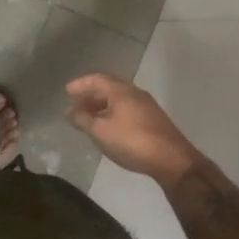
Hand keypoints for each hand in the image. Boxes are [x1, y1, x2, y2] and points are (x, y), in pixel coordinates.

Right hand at [66, 74, 199, 182]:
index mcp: (121, 90)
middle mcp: (135, 93)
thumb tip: (70, 111)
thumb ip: (83, 119)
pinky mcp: (153, 120)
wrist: (171, 159)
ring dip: (102, 106)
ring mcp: (147, 106)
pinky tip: (109, 128)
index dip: (80, 84)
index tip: (67, 92)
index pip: (96, 79)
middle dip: (90, 96)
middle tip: (76, 106)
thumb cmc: (131, 140)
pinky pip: (127, 110)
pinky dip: (113, 114)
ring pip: (119, 100)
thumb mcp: (100, 131)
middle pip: (109, 88)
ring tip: (89, 118)